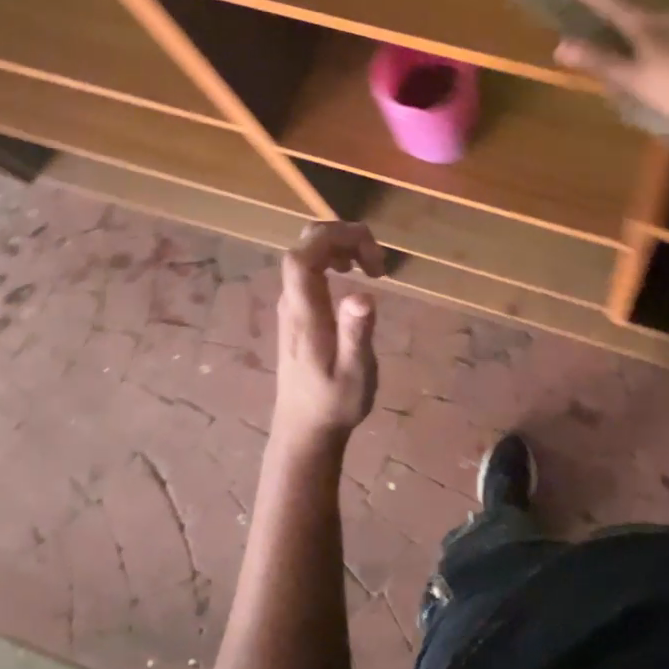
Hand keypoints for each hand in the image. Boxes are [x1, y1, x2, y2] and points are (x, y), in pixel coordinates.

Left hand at [272, 221, 386, 451]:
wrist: (305, 430)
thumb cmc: (334, 404)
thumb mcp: (354, 374)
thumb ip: (356, 334)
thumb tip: (363, 295)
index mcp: (304, 312)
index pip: (303, 255)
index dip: (336, 238)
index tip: (372, 254)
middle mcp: (292, 302)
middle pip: (304, 244)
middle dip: (343, 237)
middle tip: (376, 263)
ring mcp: (292, 305)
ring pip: (308, 253)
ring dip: (342, 247)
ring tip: (373, 269)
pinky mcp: (299, 311)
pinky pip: (311, 267)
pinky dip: (336, 259)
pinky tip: (356, 277)